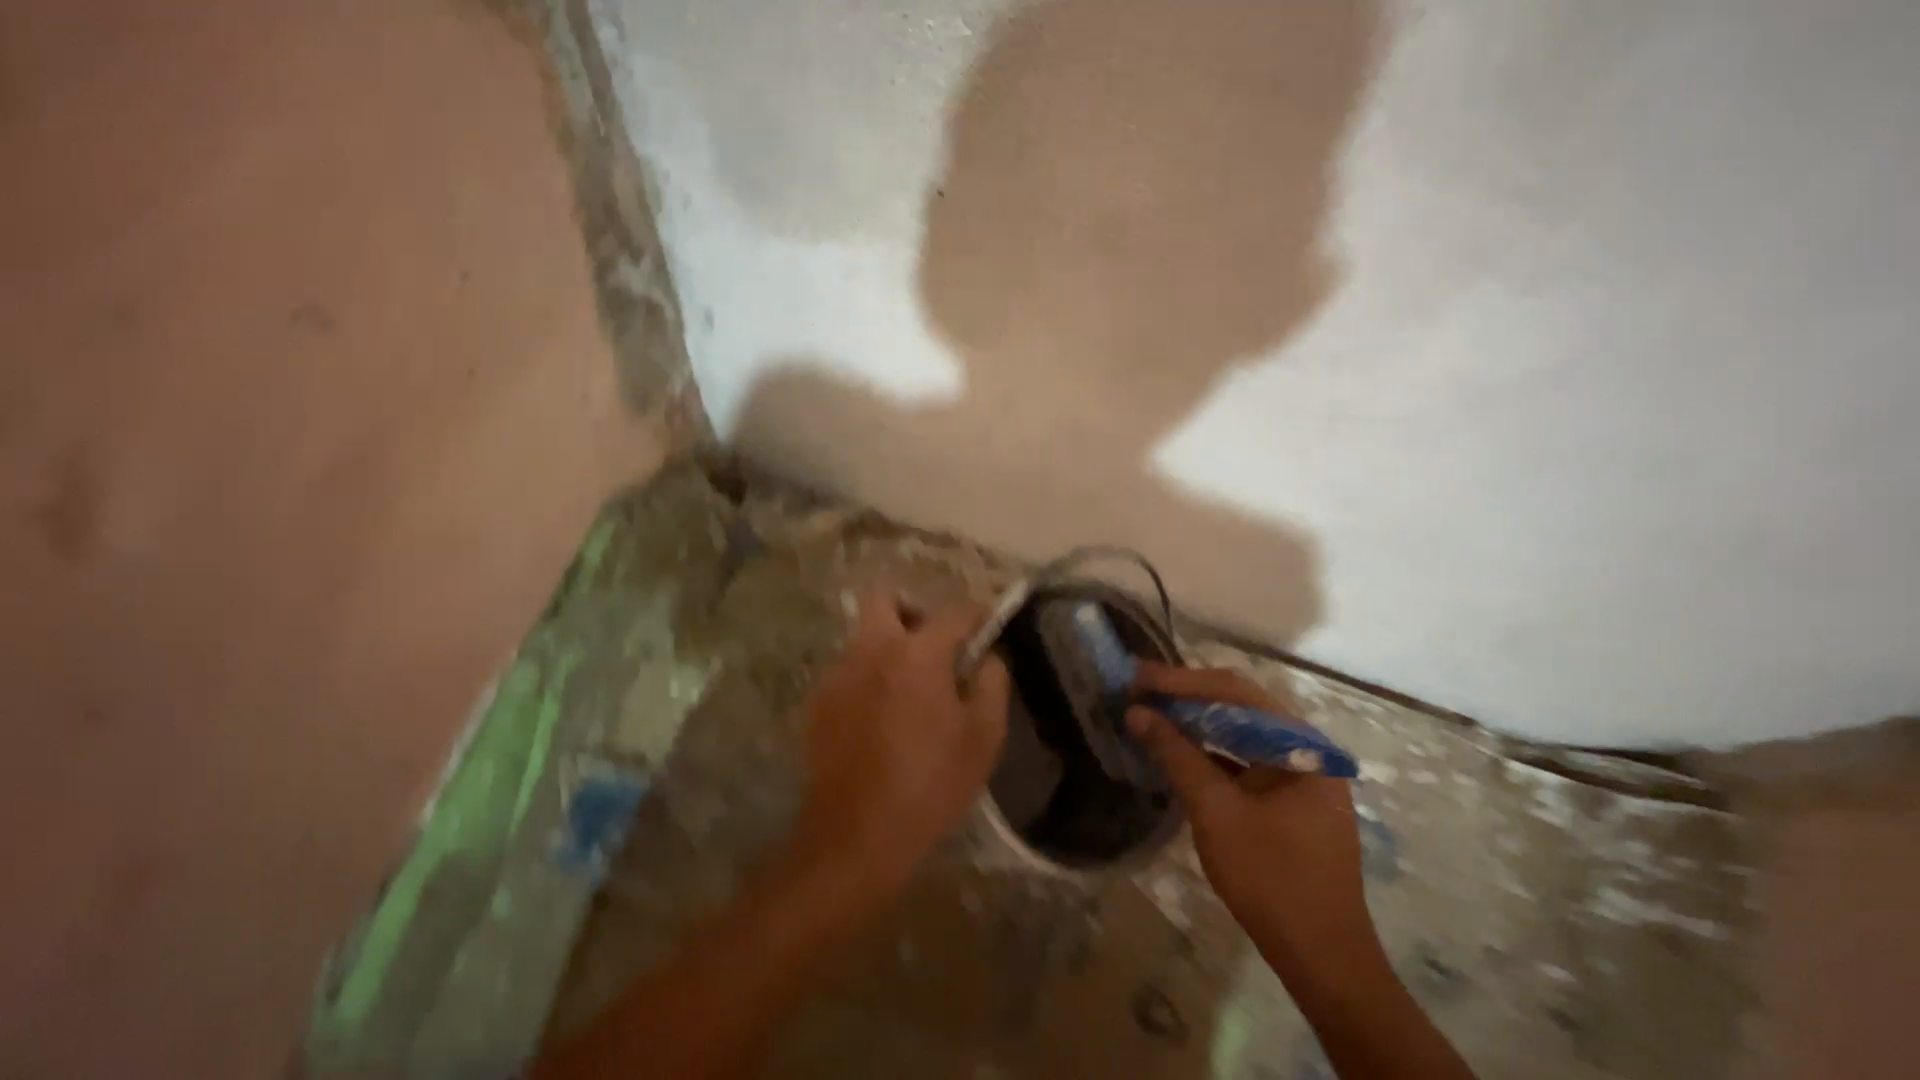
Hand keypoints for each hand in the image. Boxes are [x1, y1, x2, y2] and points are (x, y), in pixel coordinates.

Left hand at [789, 588, 1010, 897]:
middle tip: (934, 645)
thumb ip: (992, 684)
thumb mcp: (983, 738)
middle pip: (884, 597)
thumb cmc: (931, 785)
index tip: (989, 627)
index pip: (955, 611)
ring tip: (909, 692)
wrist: (857, 835)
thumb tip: (989, 657)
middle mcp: (871, 650)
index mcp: (917, 654)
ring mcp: (837, 675)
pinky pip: (847, 672)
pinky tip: (881, 720)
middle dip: (912, 609)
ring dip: (888, 647)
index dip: (978, 614)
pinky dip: (867, 680)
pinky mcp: (817, 703)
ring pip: (863, 637)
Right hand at [1125, 662, 1375, 972]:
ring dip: (1197, 724)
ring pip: (1243, 734)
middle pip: (1241, 706)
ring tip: (1150, 716)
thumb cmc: (1270, 879)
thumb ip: (1177, 756)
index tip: (1136, 678)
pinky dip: (1213, 753)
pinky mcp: (1291, 800)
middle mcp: (1307, 749)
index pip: (1236, 690)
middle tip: (1137, 693)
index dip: (1181, 681)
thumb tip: (1138, 713)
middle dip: (1187, 698)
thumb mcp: (1216, 813)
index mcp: (1301, 744)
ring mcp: (1302, 775)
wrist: (1322, 955)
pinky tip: (1179, 753)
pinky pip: (1247, 761)